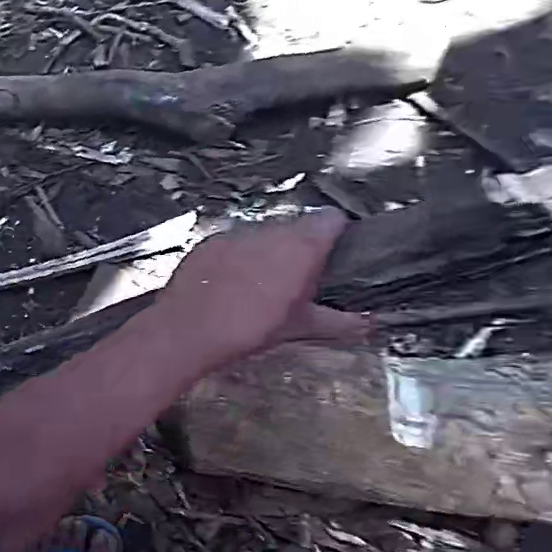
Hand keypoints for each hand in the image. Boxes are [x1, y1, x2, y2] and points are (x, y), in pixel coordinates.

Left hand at [159, 210, 369, 358]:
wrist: (186, 330)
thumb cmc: (248, 329)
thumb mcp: (295, 327)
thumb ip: (333, 321)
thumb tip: (366, 324)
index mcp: (300, 247)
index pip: (331, 220)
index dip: (335, 232)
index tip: (335, 249)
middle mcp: (269, 233)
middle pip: (293, 227)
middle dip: (297, 245)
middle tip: (295, 273)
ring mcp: (233, 235)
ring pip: (260, 233)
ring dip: (264, 249)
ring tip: (259, 279)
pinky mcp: (205, 244)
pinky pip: (229, 243)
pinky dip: (234, 255)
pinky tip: (228, 278)